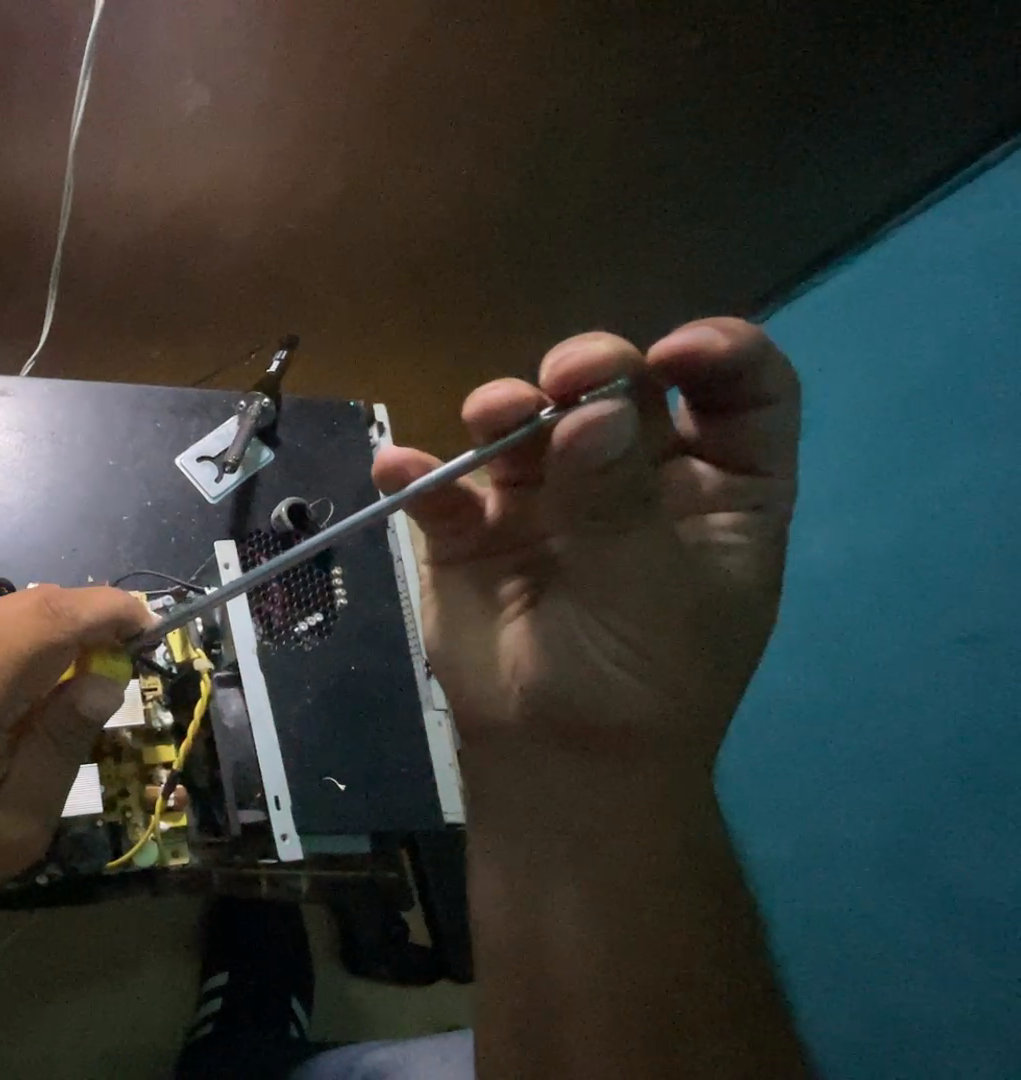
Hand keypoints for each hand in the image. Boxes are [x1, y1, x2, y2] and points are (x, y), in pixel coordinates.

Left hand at [0, 585, 152, 933]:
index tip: (153, 627)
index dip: (110, 610)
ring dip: (56, 633)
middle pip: (34, 605)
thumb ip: (63, 744)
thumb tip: (104, 681)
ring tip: (85, 680)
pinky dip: (23, 645)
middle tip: (126, 662)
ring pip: (8, 615)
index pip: (54, 617)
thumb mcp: (13, 824)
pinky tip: (32, 690)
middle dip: (89, 620)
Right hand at [371, 318, 799, 770]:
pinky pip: (440, 490)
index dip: (715, 356)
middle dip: (590, 371)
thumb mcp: (653, 590)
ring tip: (488, 415)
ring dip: (502, 411)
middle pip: (612, 394)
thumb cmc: (638, 679)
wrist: (551, 756)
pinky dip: (417, 473)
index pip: (735, 395)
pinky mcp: (465, 530)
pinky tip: (398, 467)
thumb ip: (619, 499)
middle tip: (563, 377)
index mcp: (710, 490)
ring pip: (520, 431)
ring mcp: (537, 501)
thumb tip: (590, 410)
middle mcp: (623, 478)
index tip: (671, 353)